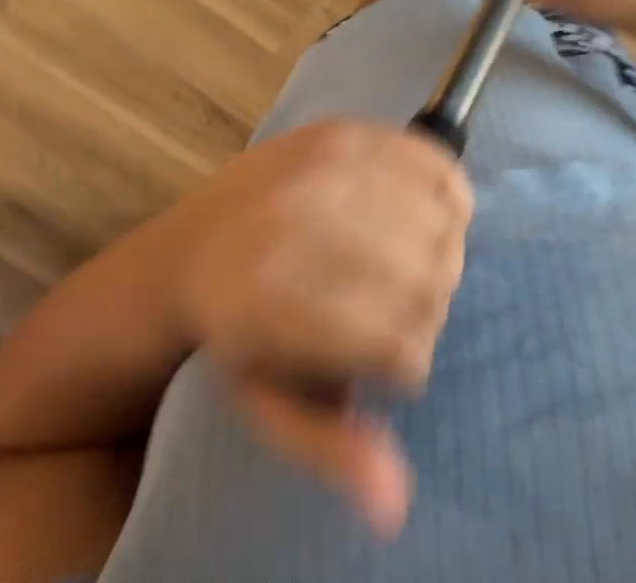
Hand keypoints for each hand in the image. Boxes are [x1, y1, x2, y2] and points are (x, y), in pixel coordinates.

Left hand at [165, 119, 473, 535]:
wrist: (187, 247)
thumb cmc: (235, 336)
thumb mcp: (270, 406)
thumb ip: (332, 447)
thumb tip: (396, 504)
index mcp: (274, 303)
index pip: (402, 344)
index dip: (408, 364)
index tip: (385, 363)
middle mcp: (297, 227)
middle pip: (428, 281)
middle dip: (428, 311)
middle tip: (398, 314)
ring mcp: (319, 169)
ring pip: (441, 226)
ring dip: (441, 258)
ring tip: (407, 269)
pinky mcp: (339, 132)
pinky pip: (436, 164)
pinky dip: (448, 197)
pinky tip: (423, 217)